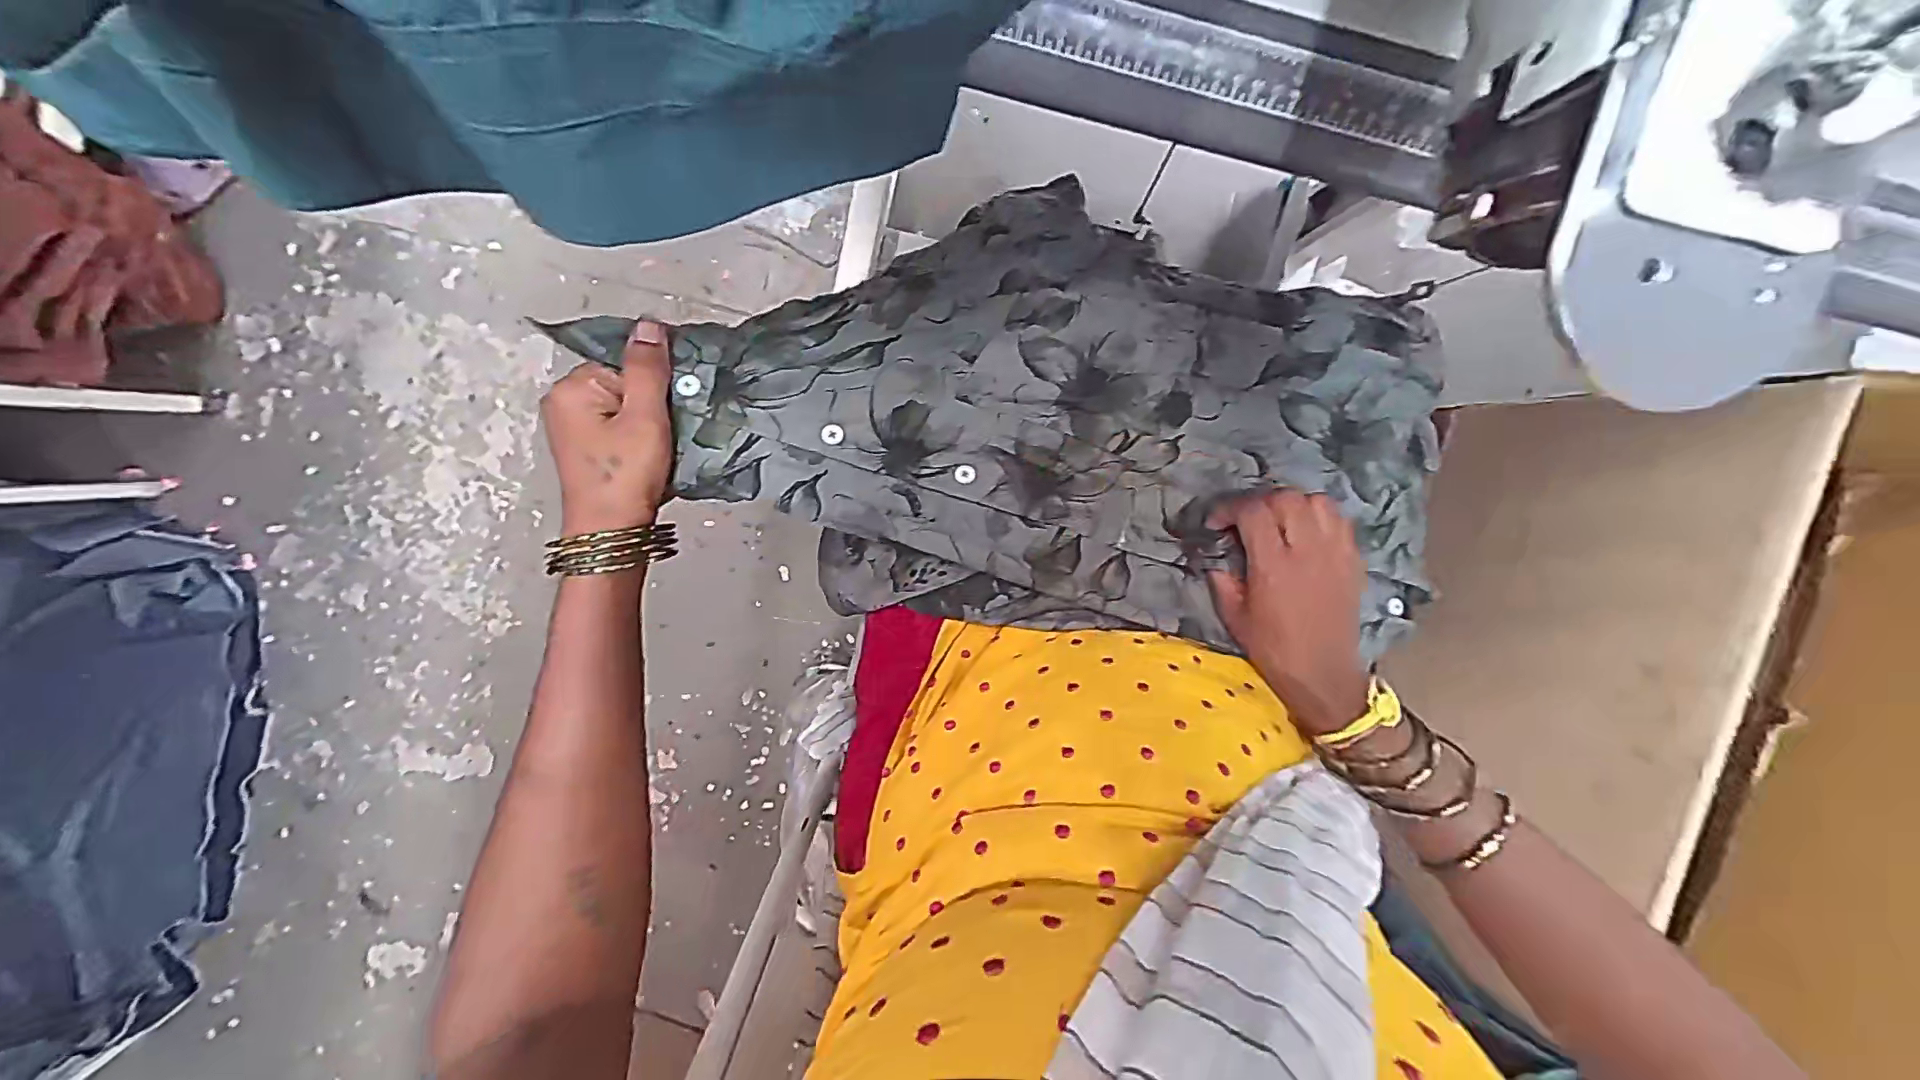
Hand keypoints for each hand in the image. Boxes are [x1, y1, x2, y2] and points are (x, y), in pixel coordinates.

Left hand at [542, 320, 674, 535]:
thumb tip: (650, 325)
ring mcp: (573, 427)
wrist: (611, 530)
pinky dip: (641, 435)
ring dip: (651, 420)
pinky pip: (621, 426)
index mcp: (572, 388)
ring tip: (664, 443)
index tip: (678, 402)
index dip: (656, 379)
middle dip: (654, 401)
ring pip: (626, 407)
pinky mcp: (587, 448)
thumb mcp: (645, 416)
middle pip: (624, 383)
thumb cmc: (626, 474)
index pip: (624, 361)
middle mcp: (564, 402)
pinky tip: (653, 453)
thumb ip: (648, 369)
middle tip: (672, 427)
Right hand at [1205, 490, 1369, 735]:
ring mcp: (1335, 552)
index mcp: (1274, 565)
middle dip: (1259, 502)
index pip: (1253, 512)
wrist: (1321, 671)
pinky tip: (1304, 531)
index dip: (1230, 509)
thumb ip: (1222, 579)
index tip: (1218, 523)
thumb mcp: (1233, 615)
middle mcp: (1307, 551)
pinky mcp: (1352, 559)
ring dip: (1292, 504)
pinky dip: (1318, 515)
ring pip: (1316, 501)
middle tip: (1246, 520)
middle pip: (1285, 498)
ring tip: (1278, 521)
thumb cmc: (1272, 647)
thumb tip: (1216, 555)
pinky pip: (1338, 519)